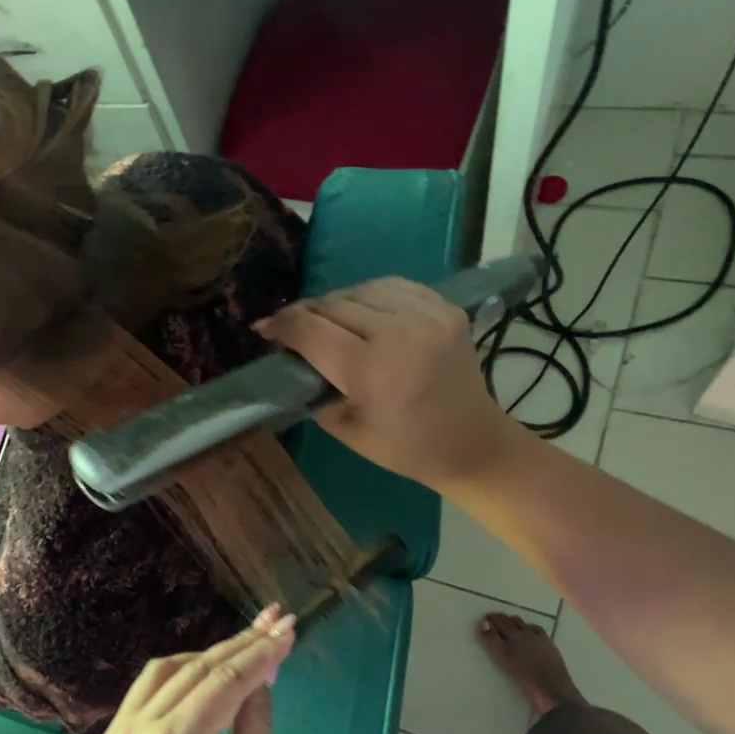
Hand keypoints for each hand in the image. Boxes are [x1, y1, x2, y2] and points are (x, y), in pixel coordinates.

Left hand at [98, 608, 295, 733]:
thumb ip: (254, 715)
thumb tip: (261, 669)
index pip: (222, 680)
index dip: (258, 651)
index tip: (285, 626)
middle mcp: (136, 729)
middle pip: (192, 669)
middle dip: (236, 646)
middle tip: (272, 622)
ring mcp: (116, 733)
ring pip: (163, 672)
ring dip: (203, 658)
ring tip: (244, 651)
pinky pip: (145, 693)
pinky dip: (176, 679)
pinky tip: (205, 674)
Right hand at [256, 277, 520, 488]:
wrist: (471, 442)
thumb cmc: (403, 447)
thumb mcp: (344, 429)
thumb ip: (314, 389)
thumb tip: (291, 359)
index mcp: (372, 369)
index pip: (311, 330)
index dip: (281, 326)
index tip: (262, 330)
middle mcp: (399, 332)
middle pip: (332, 305)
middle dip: (303, 314)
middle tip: (289, 329)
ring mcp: (427, 314)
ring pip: (359, 290)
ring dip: (334, 303)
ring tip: (325, 321)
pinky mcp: (444, 306)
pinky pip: (391, 286)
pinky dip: (368, 296)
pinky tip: (360, 312)